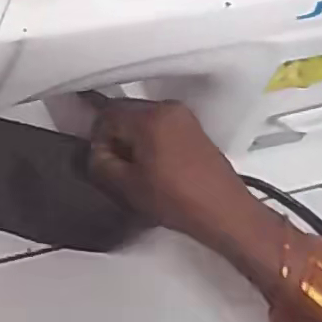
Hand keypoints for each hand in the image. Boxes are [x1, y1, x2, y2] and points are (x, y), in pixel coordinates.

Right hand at [85, 94, 249, 232]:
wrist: (225, 213)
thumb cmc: (176, 200)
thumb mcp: (126, 185)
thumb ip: (100, 162)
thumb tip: (96, 151)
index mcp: (149, 117)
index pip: (106, 114)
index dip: (98, 137)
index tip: (102, 160)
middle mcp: (167, 107)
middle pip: (124, 111)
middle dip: (114, 134)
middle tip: (115, 163)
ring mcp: (183, 115)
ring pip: (141, 117)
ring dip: (132, 136)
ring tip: (136, 166)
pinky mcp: (193, 127)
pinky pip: (159, 123)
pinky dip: (150, 137)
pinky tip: (154, 163)